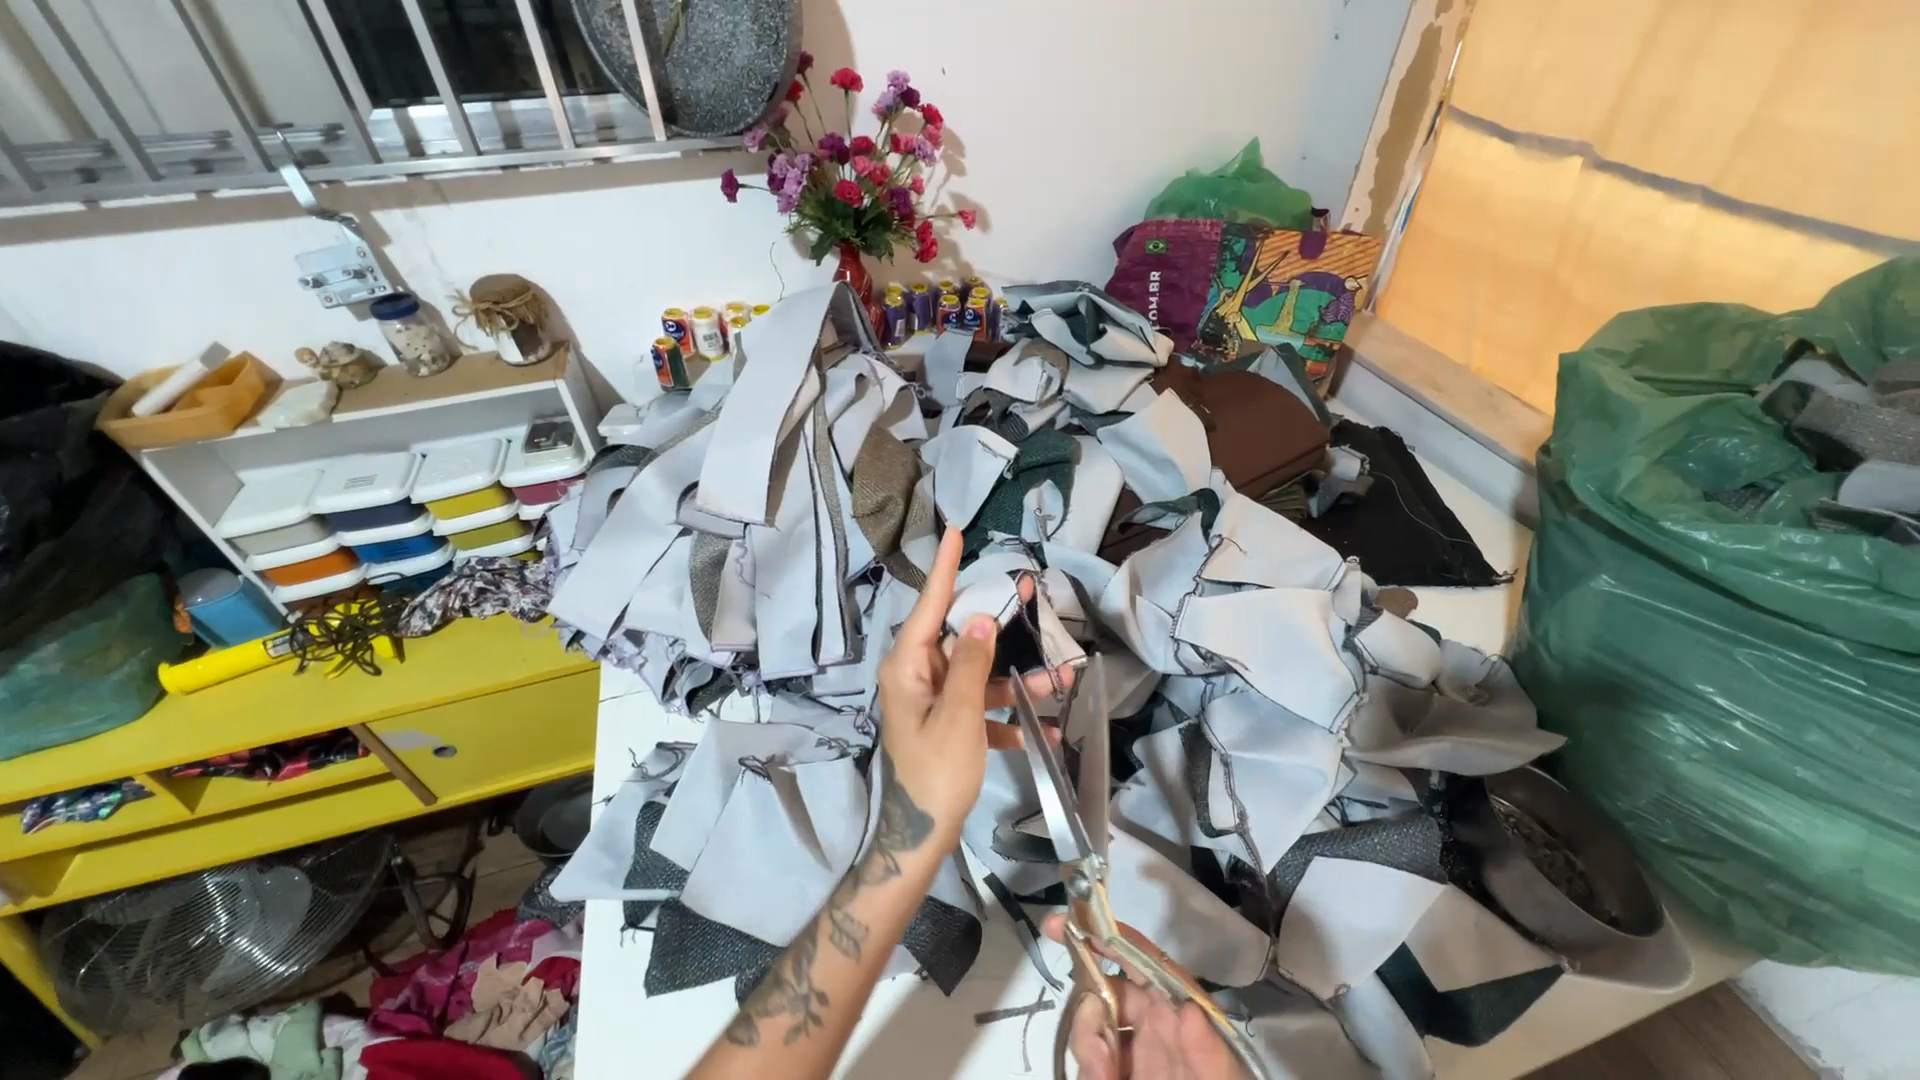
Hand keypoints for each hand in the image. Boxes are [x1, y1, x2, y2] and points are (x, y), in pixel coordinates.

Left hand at [876, 528, 1069, 842]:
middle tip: (1030, 595)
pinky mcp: (947, 726)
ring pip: (978, 676)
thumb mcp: (957, 716)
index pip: (929, 606)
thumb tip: (981, 620)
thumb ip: (970, 666)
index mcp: (907, 667)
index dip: (944, 568)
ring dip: (1016, 680)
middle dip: (999, 625)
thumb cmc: (934, 772)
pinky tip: (1041, 726)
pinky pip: (980, 709)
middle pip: (961, 638)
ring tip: (1059, 679)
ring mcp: (932, 702)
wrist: (920, 838)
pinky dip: (1007, 716)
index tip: (955, 532)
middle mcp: (916, 676)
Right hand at [1043, 916, 1247, 1079]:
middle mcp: (1151, 1026)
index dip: (1101, 935)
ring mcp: (1130, 1056)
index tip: (1059, 926)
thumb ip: (1211, 1058)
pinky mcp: (1114, 1076)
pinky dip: (1089, 1071)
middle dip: (1090, 1012)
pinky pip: (1089, 1066)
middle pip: (1103, 993)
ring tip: (1106, 1078)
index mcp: (1177, 1013)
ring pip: (1090, 1031)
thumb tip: (1188, 1010)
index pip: (1137, 959)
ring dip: (1089, 1049)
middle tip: (1101, 1059)